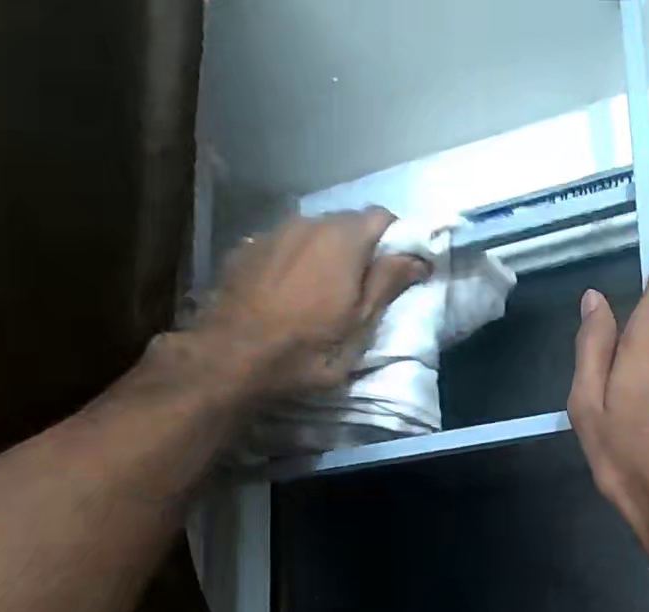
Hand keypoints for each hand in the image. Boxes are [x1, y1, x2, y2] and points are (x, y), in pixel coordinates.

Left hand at [190, 208, 429, 400]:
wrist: (231, 358)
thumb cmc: (309, 349)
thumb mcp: (361, 325)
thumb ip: (388, 283)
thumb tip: (417, 258)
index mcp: (342, 241)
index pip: (382, 217)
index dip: (398, 240)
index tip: (402, 270)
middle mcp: (307, 224)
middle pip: (347, 223)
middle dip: (364, 249)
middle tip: (368, 288)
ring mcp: (273, 233)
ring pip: (315, 233)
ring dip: (330, 255)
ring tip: (330, 291)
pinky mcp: (247, 249)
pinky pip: (287, 246)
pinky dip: (300, 261)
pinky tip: (295, 292)